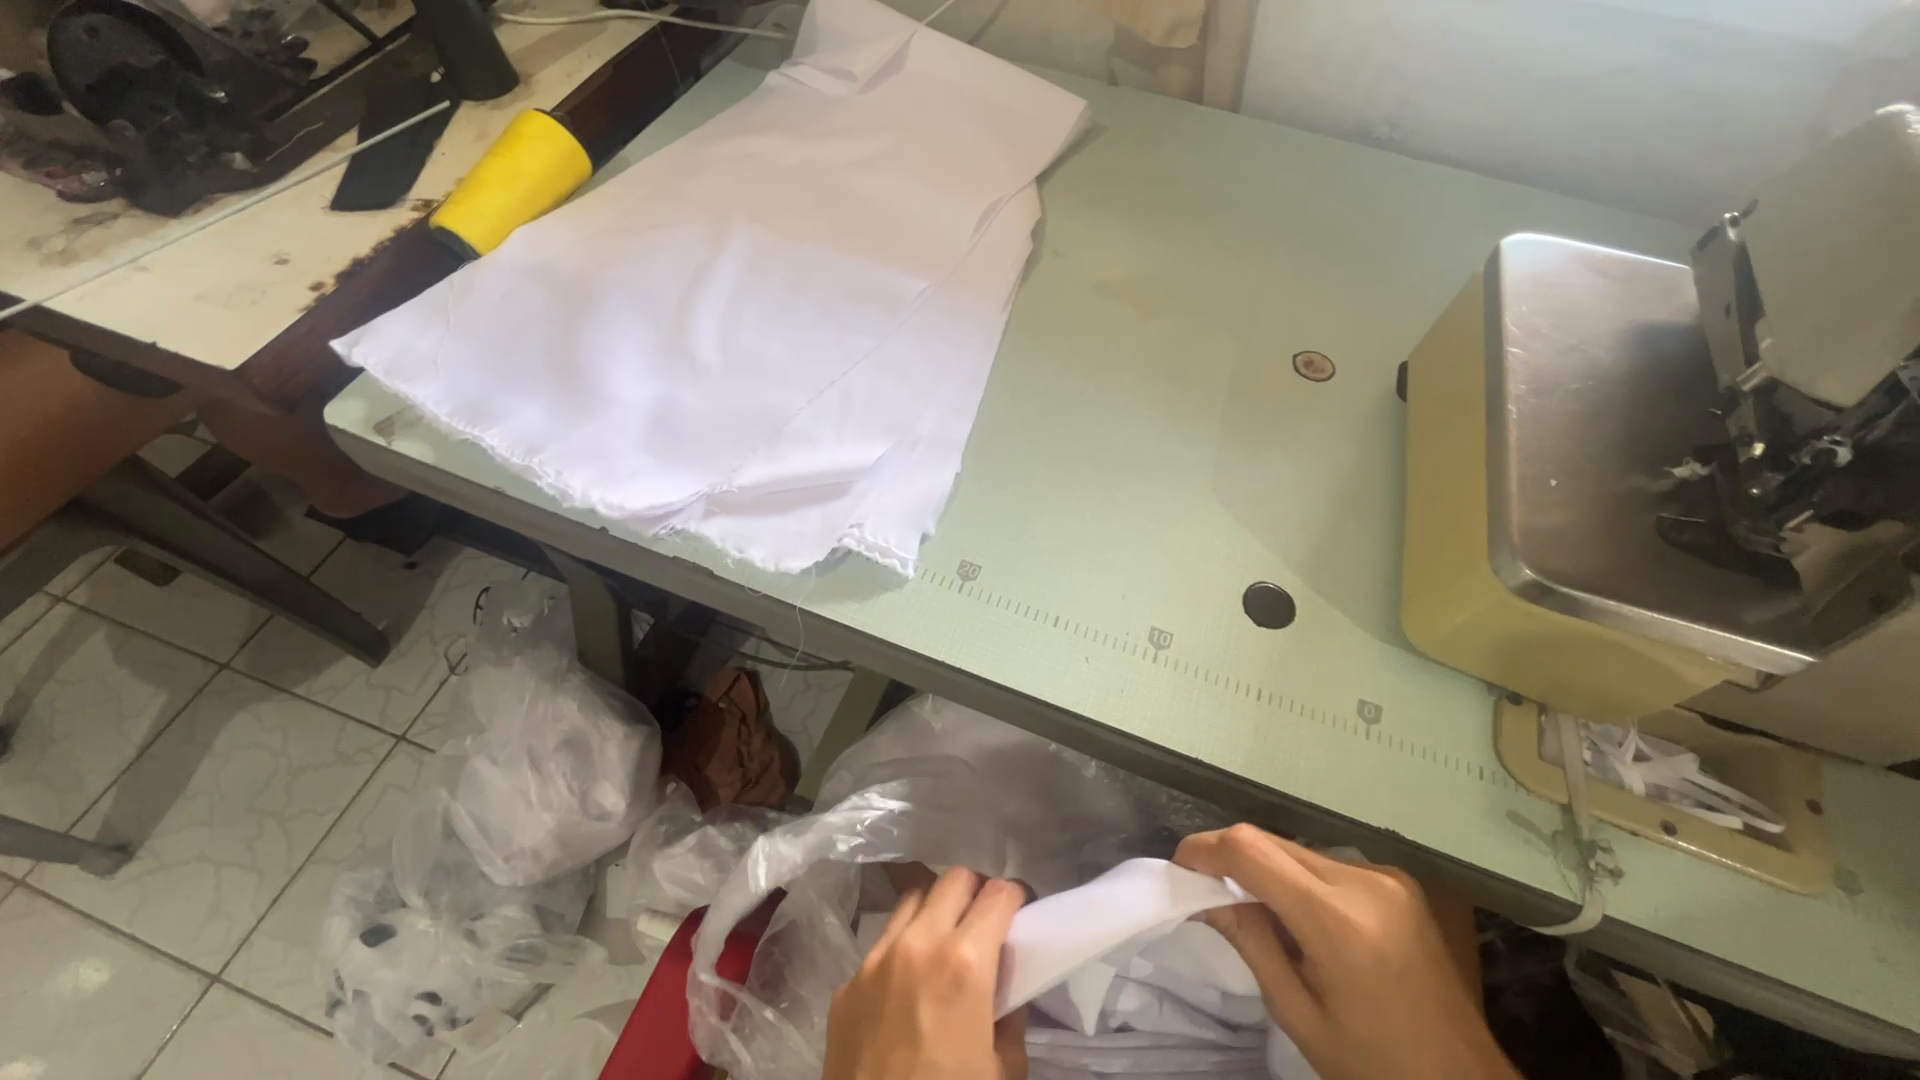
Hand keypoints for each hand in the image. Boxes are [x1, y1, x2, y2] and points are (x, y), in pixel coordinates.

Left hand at [823, 867, 1029, 1079]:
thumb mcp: (1004, 1070)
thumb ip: (1010, 1016)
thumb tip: (1005, 986)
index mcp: (965, 962)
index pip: (998, 893)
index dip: (1017, 899)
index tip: (1022, 914)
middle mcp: (917, 944)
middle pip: (953, 879)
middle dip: (977, 892)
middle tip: (987, 923)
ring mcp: (874, 961)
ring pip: (912, 901)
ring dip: (936, 910)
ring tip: (947, 942)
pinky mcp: (846, 985)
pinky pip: (880, 944)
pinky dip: (902, 948)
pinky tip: (908, 985)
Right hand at [1175, 826, 1519, 1079]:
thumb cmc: (1376, 1066)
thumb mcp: (1299, 1014)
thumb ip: (1250, 942)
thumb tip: (1202, 895)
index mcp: (1340, 921)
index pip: (1251, 851)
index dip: (1204, 850)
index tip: (1178, 872)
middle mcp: (1366, 881)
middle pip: (1271, 842)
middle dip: (1229, 860)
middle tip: (1203, 895)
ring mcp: (1387, 877)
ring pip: (1296, 848)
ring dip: (1263, 869)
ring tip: (1252, 913)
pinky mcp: (1398, 882)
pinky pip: (1326, 863)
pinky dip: (1296, 878)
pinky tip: (1297, 918)